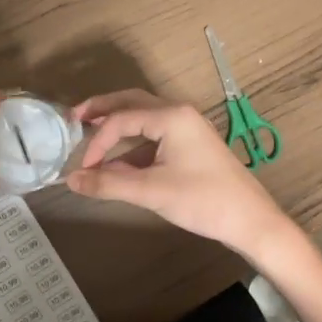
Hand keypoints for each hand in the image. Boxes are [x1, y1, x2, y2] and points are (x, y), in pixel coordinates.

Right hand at [64, 90, 296, 261]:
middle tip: (75, 119)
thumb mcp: (151, 192)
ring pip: (144, 118)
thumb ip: (108, 184)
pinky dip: (134, 146)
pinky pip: (156, 136)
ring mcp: (188, 128)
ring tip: (93, 143)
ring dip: (118, 129)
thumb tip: (71, 180)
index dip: (96, 143)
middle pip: (132, 102)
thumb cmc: (202, 200)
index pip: (120, 119)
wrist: (250, 219)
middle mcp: (179, 113)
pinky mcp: (192, 145)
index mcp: (171, 116)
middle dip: (102, 110)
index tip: (82, 168)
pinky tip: (121, 166)